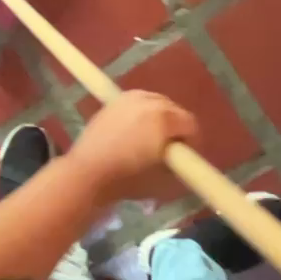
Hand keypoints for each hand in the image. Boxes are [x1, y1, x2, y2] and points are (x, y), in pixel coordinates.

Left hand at [65, 91, 197, 199]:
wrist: (88, 172)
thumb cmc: (129, 179)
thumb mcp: (165, 181)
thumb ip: (182, 166)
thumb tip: (185, 160)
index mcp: (165, 119)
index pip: (190, 124)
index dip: (192, 142)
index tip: (185, 157)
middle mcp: (149, 102)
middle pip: (174, 110)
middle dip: (176, 128)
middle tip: (170, 149)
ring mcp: (129, 98)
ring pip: (156, 103)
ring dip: (160, 118)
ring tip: (152, 138)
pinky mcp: (114, 101)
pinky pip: (138, 102)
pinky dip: (142, 112)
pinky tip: (136, 129)